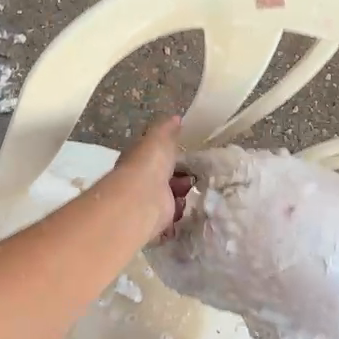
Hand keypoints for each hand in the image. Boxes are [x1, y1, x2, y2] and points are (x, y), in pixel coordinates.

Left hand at [108, 116, 185, 238]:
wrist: (143, 198)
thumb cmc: (149, 163)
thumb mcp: (159, 138)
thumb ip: (167, 128)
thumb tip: (176, 118)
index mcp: (140, 159)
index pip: (156, 156)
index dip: (171, 155)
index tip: (187, 154)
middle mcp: (142, 181)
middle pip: (165, 178)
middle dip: (181, 178)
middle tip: (197, 175)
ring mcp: (150, 202)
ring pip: (170, 198)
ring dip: (183, 196)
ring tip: (198, 190)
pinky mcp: (158, 220)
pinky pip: (173, 217)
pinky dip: (181, 213)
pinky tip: (192, 206)